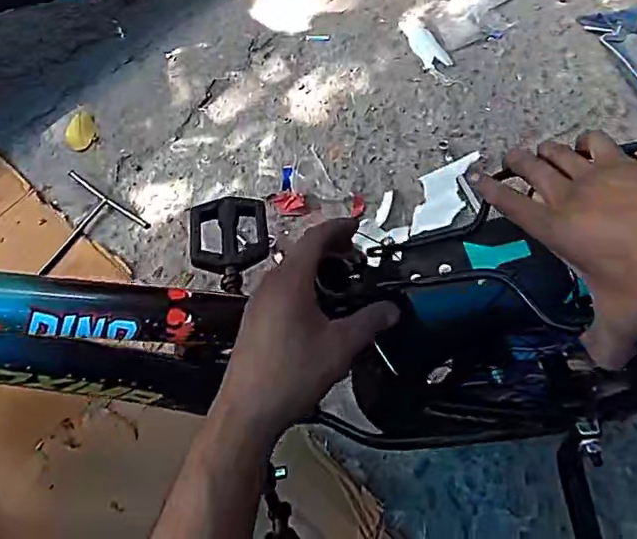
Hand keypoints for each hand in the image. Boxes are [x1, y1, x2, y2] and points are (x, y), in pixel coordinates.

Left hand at [213, 218, 398, 437]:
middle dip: (330, 248)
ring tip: (339, 281)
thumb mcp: (339, 347)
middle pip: (302, 250)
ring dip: (315, 267)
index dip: (338, 227)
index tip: (355, 226)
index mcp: (290, 280)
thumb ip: (368, 323)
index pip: (315, 237)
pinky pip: (281, 287)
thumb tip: (390, 310)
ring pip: (290, 269)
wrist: (246, 411)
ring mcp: (259, 300)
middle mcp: (271, 283)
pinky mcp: (254, 318)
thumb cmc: (291, 374)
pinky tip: (316, 308)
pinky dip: (302, 283)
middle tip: (354, 256)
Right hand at [475, 132, 636, 367]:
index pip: (512, 205)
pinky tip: (589, 148)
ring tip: (544, 153)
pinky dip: (586, 141)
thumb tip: (596, 366)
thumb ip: (604, 347)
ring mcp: (597, 173)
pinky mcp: (625, 161)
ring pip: (557, 150)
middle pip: (530, 166)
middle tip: (512, 160)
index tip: (475, 177)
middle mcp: (569, 194)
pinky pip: (595, 140)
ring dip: (545, 150)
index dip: (490, 190)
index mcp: (559, 229)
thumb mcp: (627, 323)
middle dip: (515, 161)